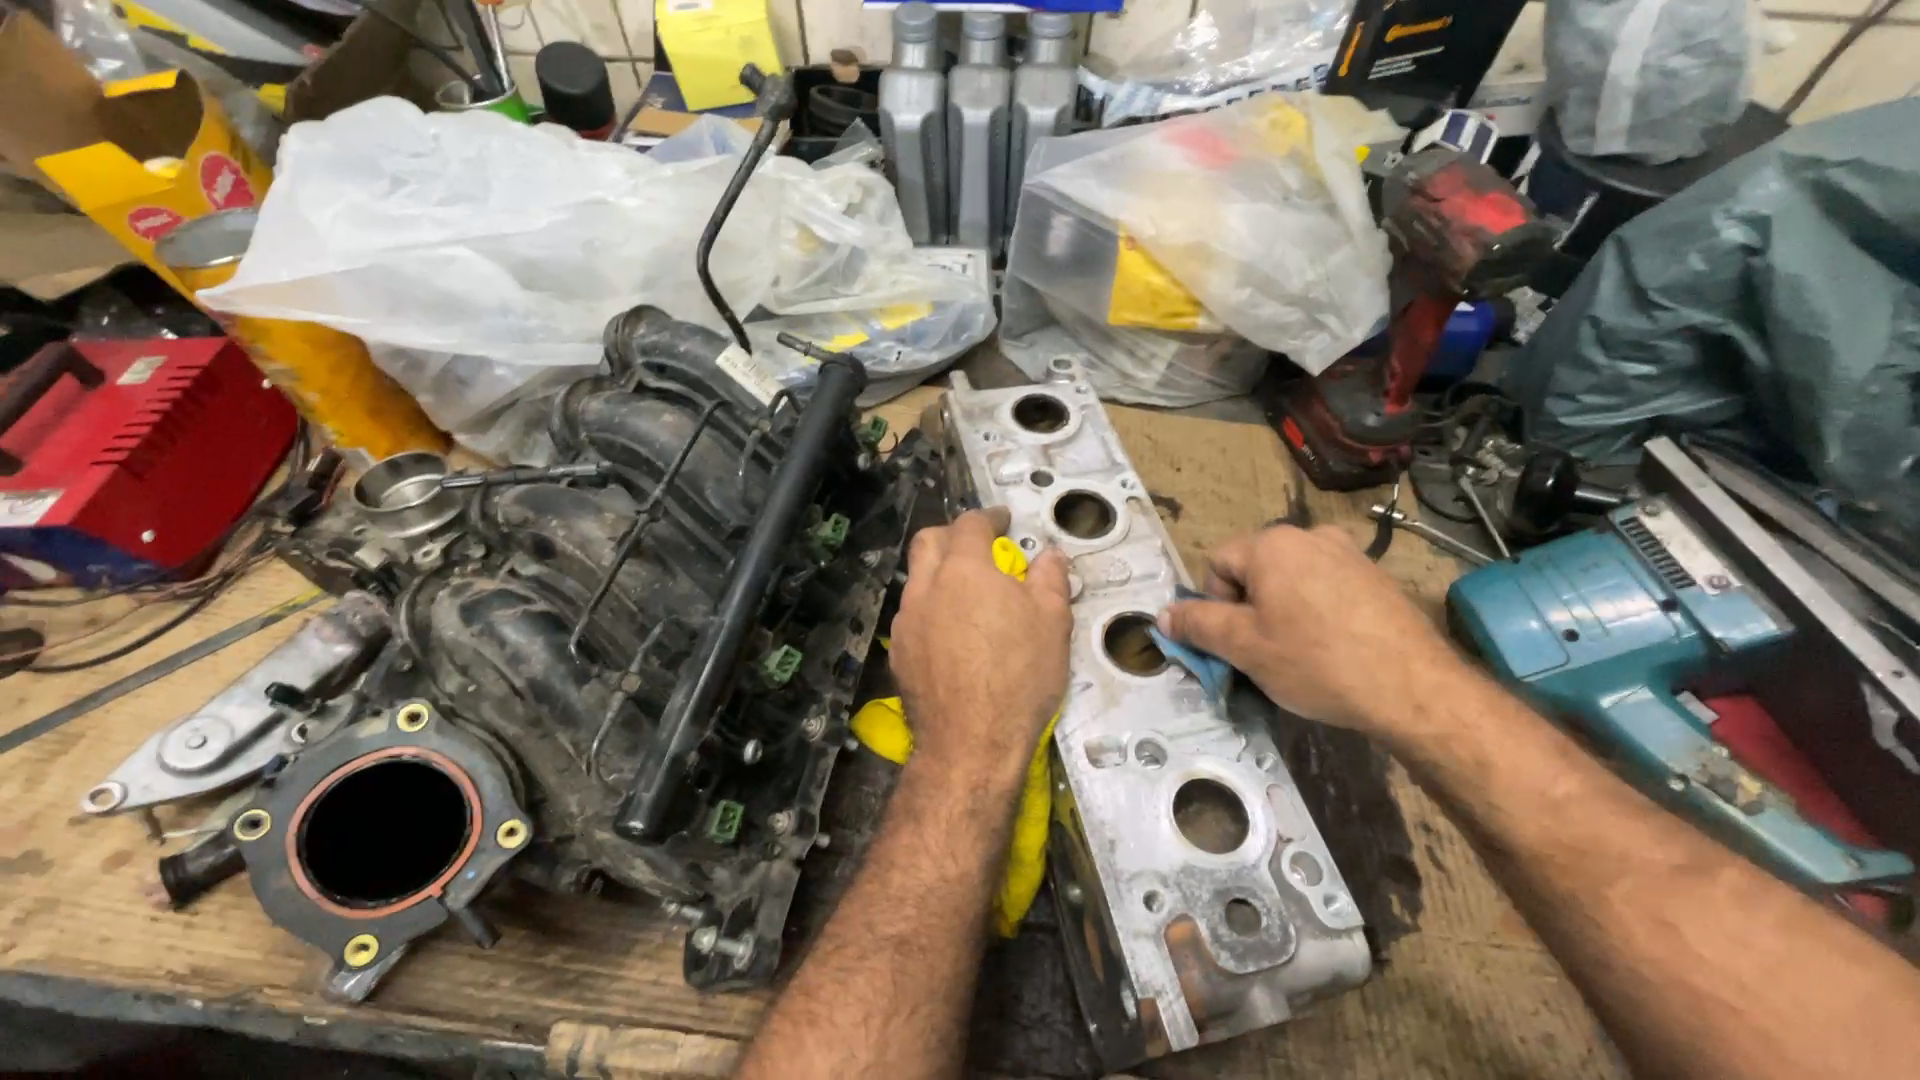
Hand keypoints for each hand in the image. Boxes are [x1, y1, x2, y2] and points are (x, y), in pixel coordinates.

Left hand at [890, 508, 1071, 788]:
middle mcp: (927, 587)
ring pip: (916, 580)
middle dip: (952, 535)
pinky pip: (913, 617)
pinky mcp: (898, 653)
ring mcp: (907, 621)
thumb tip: (1050, 554)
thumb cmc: (1020, 678)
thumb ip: (1050, 580)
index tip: (1003, 520)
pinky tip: (951, 635)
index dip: (989, 517)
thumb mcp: (1052, 624)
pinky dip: (931, 611)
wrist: (972, 743)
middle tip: (978, 547)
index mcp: (965, 571)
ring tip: (966, 596)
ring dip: (938, 575)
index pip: (970, 525)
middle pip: (928, 541)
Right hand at [1159, 524, 1464, 738]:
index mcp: (1273, 543)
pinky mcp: (1378, 578)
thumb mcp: (1243, 647)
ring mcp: (1350, 554)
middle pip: (1255, 570)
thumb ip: (1198, 624)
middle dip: (1249, 609)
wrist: (1414, 689)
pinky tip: (1334, 650)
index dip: (1215, 606)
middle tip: (1264, 653)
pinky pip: (1326, 590)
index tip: (1235, 643)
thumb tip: (1164, 614)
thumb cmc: (1316, 661)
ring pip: (1291, 581)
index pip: (1217, 564)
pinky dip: (1318, 615)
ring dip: (1283, 612)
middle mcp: (1311, 536)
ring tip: (1300, 655)